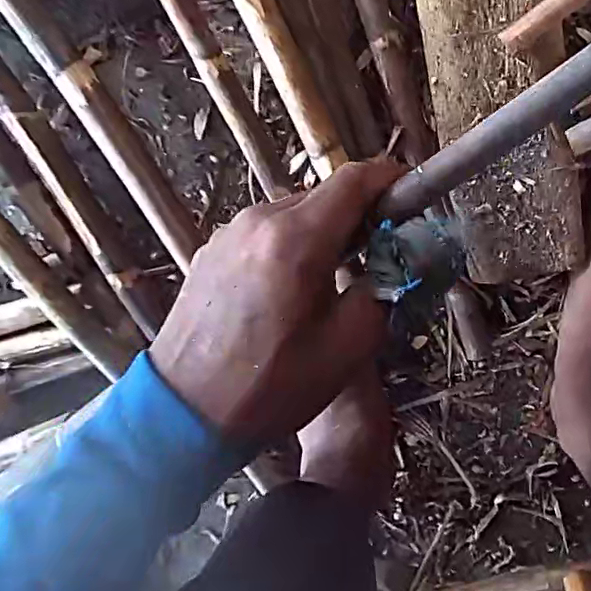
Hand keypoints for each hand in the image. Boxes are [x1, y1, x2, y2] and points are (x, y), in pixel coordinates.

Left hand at [149, 159, 404, 444]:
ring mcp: (229, 233)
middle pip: (322, 196)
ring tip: (331, 279)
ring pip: (292, 214)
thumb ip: (385, 291)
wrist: (183, 411)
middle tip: (378, 251)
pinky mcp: (212, 250)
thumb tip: (398, 260)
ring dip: (321, 233)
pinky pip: (263, 233)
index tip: (408, 192)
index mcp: (295, 239)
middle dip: (357, 215)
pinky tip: (288, 289)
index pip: (353, 180)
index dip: (388, 179)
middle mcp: (258, 221)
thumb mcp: (347, 347)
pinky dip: (288, 246)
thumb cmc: (268, 387)